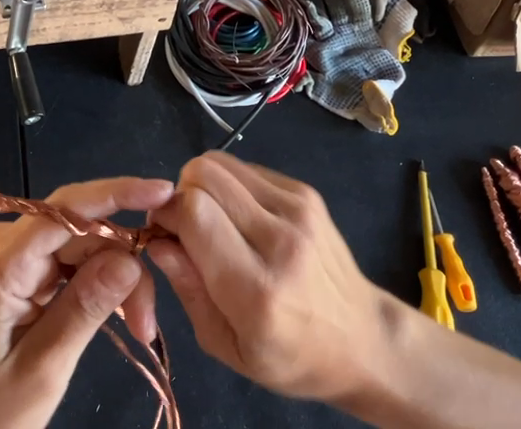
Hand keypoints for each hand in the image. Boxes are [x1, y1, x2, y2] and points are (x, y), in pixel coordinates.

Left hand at [0, 175, 174, 428]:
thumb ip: (85, 308)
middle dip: (125, 264)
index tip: (164, 192)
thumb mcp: (41, 369)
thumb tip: (130, 257)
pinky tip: (120, 315)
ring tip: (139, 329)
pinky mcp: (22, 273)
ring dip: (117, 279)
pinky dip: (100, 286)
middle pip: (83, 229)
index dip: (117, 194)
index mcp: (4, 260)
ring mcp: (14, 256)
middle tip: (149, 324)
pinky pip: (72, 263)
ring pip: (84, 246)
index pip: (68, 208)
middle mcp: (8, 244)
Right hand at [146, 151, 400, 410]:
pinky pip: (245, 167)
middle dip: (181, 194)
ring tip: (215, 220)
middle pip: (202, 175)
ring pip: (220, 163)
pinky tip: (243, 217)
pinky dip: (231, 185)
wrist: (363, 340)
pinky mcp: (306, 193)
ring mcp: (298, 210)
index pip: (194, 212)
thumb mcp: (225, 344)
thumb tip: (157, 240)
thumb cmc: (289, 356)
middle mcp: (279, 241)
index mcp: (255, 289)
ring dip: (204, 186)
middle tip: (187, 226)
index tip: (165, 234)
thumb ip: (187, 288)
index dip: (168, 215)